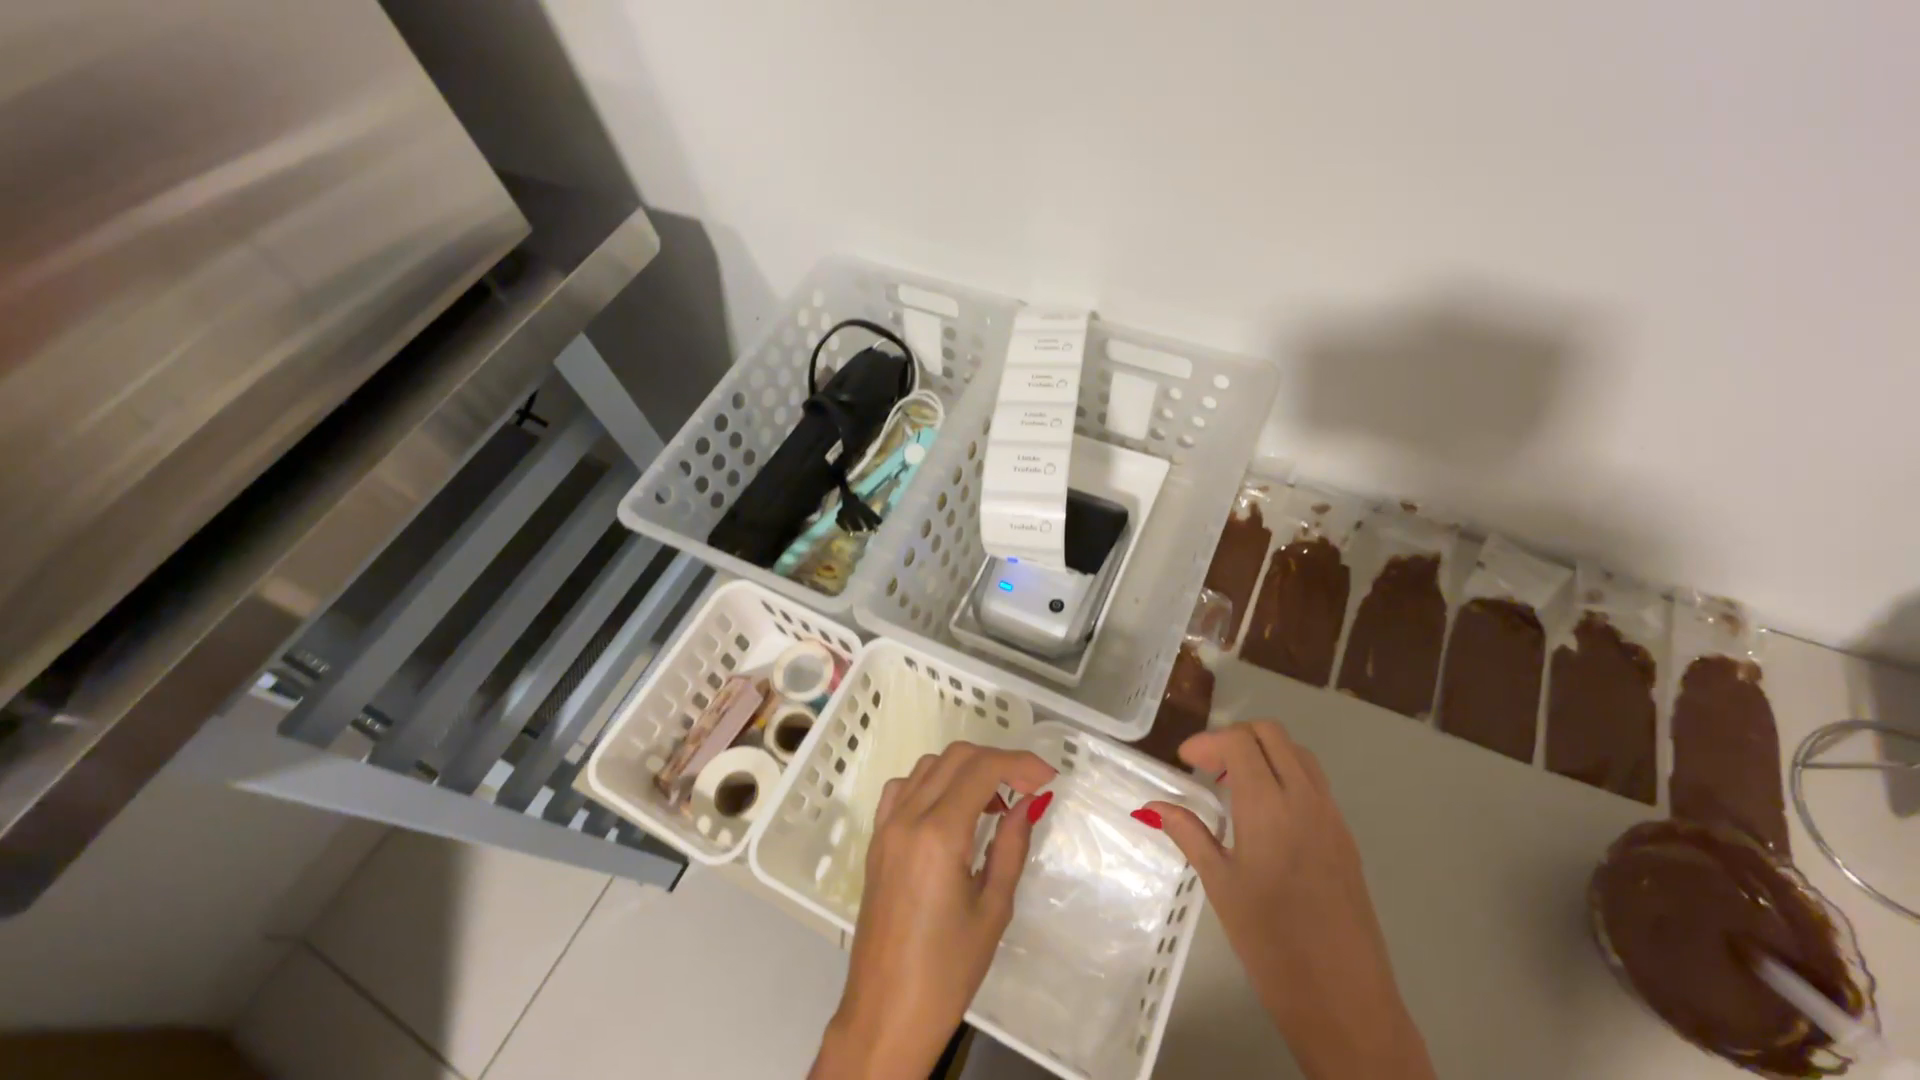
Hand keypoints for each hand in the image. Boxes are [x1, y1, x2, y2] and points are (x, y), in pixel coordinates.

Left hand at [812, 742, 1056, 1078]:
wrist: (887, 1010)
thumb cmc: (948, 971)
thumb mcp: (993, 909)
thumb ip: (1010, 847)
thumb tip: (1027, 804)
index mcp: (937, 835)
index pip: (982, 769)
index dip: (1020, 764)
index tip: (1049, 779)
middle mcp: (906, 819)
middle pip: (954, 758)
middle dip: (997, 761)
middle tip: (1028, 789)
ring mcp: (885, 828)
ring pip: (927, 767)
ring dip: (965, 770)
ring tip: (995, 804)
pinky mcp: (876, 842)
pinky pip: (902, 790)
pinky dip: (932, 784)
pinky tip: (953, 812)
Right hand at [1144, 721, 1434, 1079]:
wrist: (1344, 996)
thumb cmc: (1270, 942)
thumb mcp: (1220, 885)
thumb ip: (1189, 834)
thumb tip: (1153, 806)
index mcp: (1269, 806)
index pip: (1239, 742)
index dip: (1207, 742)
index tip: (1184, 763)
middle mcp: (1306, 798)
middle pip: (1272, 735)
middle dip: (1234, 738)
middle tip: (1206, 769)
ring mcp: (1332, 816)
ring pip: (1298, 754)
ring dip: (1263, 753)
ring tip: (1233, 788)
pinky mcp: (1346, 836)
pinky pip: (1315, 783)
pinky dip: (1285, 776)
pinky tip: (1264, 816)